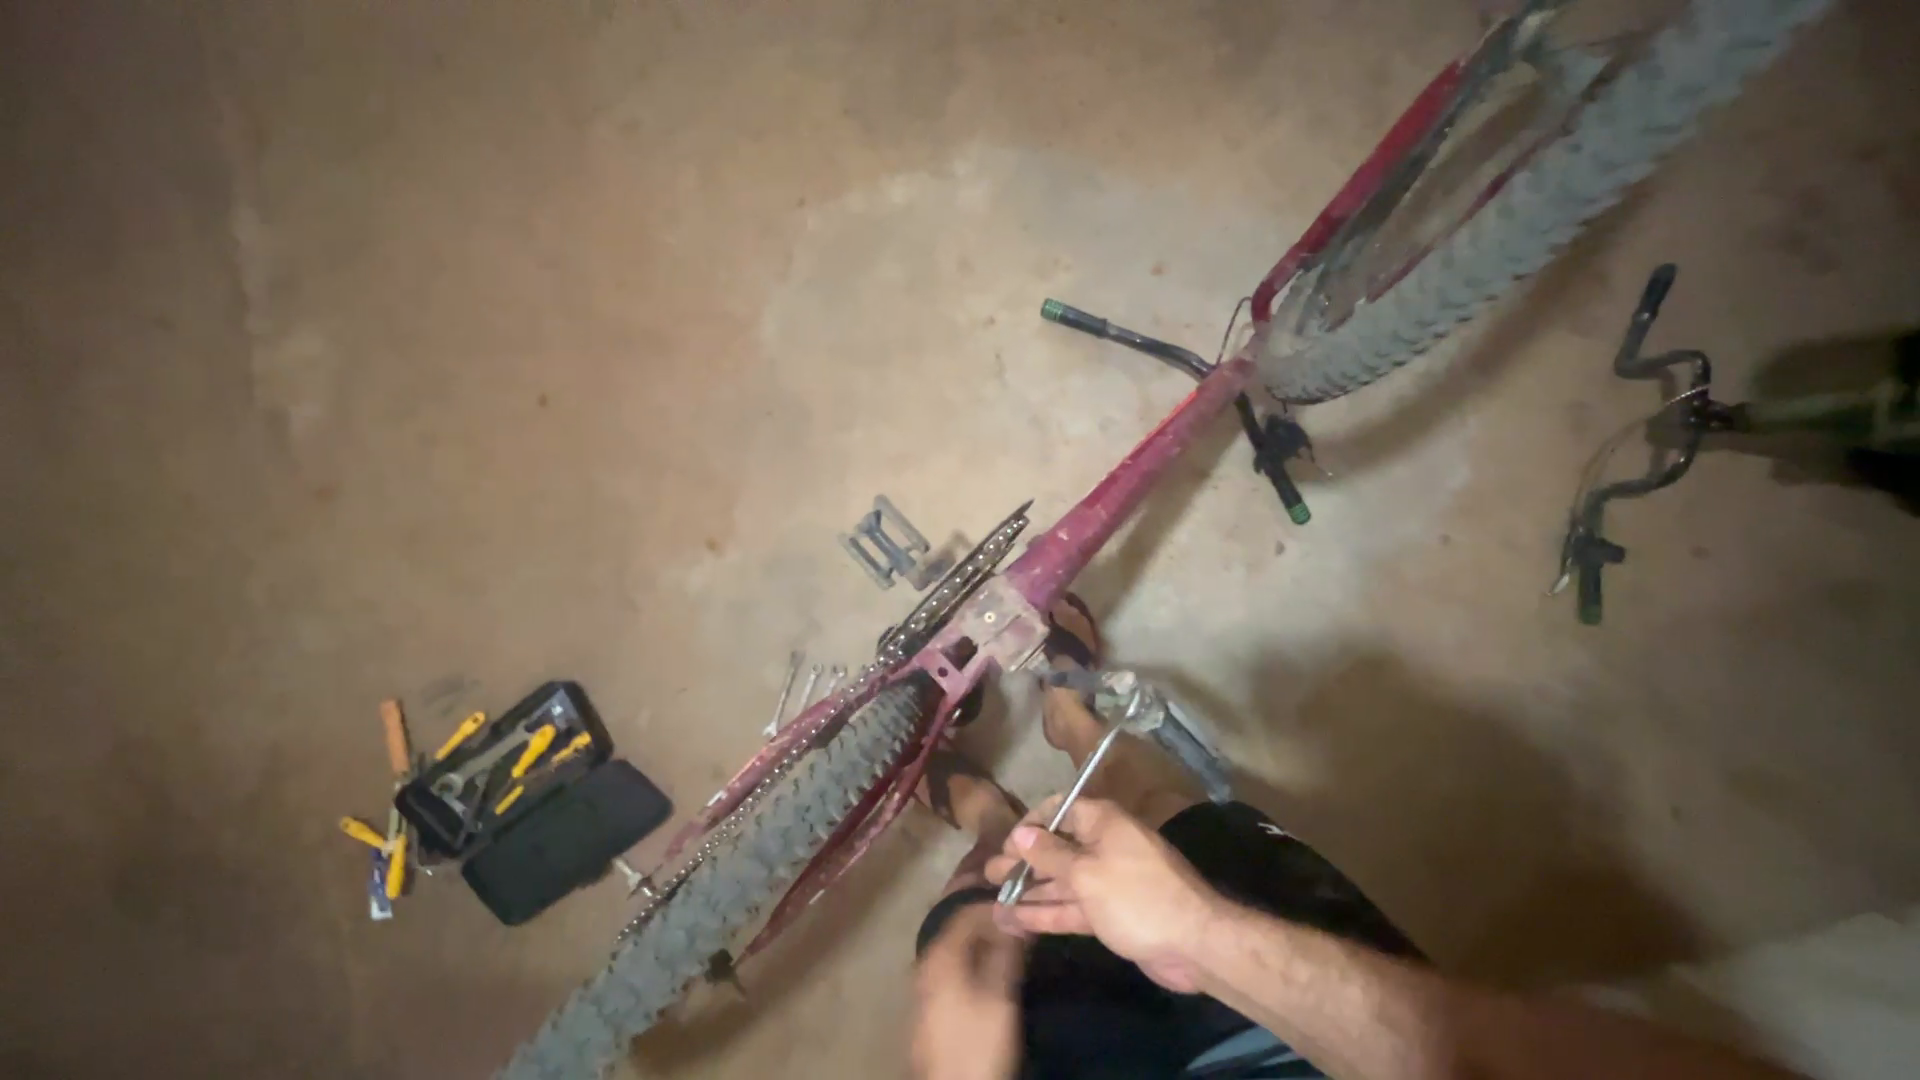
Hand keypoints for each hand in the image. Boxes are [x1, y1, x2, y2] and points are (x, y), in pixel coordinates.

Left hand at [912, 907, 1025, 1079]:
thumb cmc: (978, 1042)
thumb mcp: (999, 995)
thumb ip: (1007, 949)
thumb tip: (1015, 913)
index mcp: (940, 953)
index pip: (965, 908)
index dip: (992, 900)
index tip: (1019, 898)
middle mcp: (927, 960)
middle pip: (954, 921)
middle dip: (980, 907)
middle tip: (1008, 898)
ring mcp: (926, 982)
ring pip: (953, 940)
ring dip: (977, 928)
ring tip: (1005, 922)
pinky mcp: (933, 1001)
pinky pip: (953, 959)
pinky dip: (971, 948)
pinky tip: (990, 954)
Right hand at [985, 797, 1224, 991]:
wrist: (1194, 944)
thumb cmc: (1137, 895)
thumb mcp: (1087, 872)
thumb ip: (1050, 854)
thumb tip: (1020, 832)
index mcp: (1102, 822)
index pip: (1059, 811)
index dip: (1030, 825)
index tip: (1004, 843)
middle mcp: (1103, 846)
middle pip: (1056, 850)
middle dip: (1023, 863)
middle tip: (987, 876)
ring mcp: (1107, 882)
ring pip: (1060, 883)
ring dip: (1029, 893)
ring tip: (992, 902)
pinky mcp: (1110, 914)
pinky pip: (1071, 908)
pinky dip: (1046, 914)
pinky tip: (1017, 921)